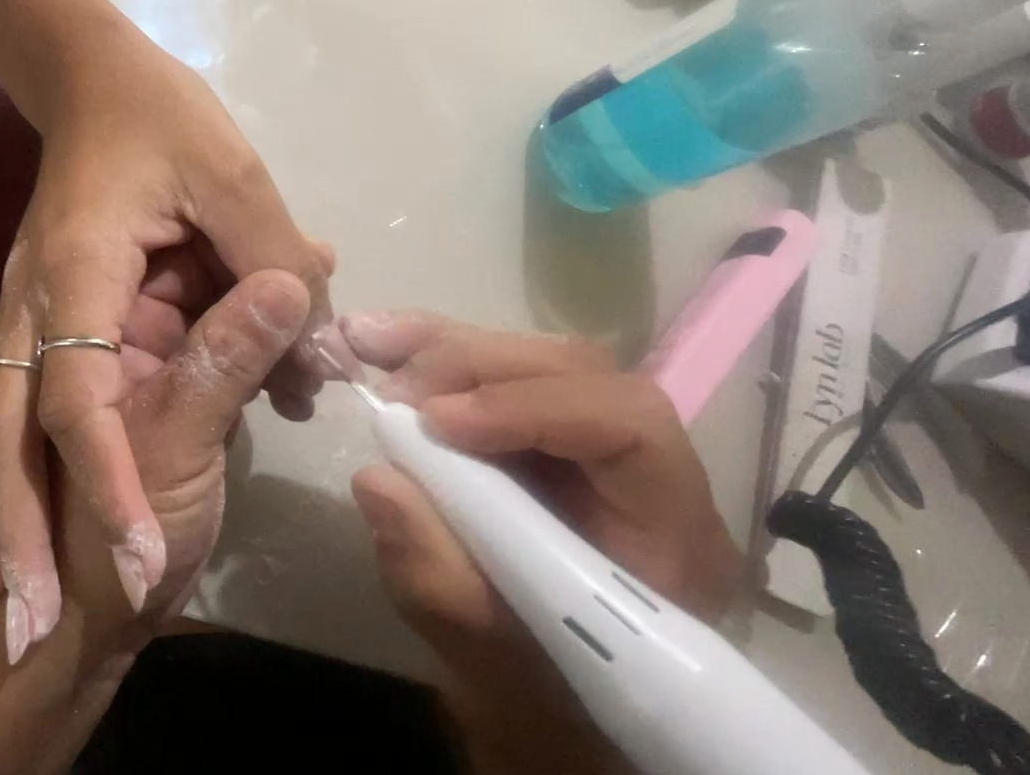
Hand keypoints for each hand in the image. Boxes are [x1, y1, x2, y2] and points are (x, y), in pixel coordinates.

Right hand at [0, 28, 330, 660]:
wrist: (88, 82)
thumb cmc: (160, 115)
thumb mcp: (233, 177)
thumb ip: (274, 263)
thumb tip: (323, 352)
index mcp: (77, 267)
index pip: (80, 387)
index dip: (108, 474)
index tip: (139, 552)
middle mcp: (30, 300)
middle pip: (1, 421)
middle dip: (13, 525)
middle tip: (30, 623)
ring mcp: (19, 308)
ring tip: (11, 601)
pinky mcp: (30, 314)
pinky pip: (9, 399)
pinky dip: (5, 468)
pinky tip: (13, 525)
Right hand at [338, 311, 741, 773]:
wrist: (542, 687)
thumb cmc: (531, 683)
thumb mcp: (479, 650)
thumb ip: (434, 573)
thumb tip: (376, 479)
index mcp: (665, 532)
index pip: (627, 427)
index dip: (529, 408)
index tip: (436, 422)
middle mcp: (643, 466)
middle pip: (575, 372)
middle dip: (473, 364)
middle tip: (389, 388)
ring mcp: (590, 436)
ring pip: (532, 357)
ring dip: (443, 344)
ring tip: (365, 342)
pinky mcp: (542, 424)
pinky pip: (494, 370)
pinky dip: (432, 352)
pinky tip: (379, 345)